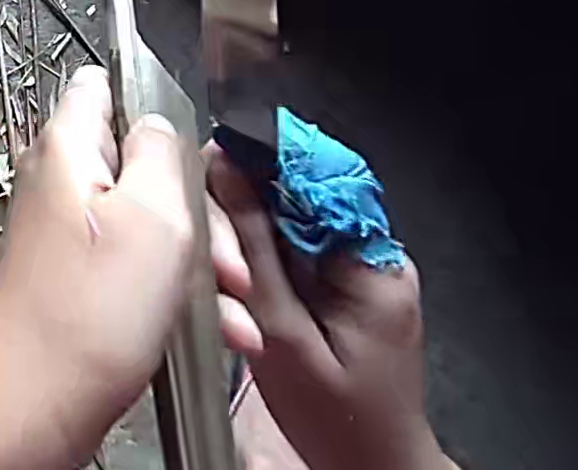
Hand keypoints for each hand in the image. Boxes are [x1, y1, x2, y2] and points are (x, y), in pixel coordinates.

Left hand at [0, 65, 197, 467]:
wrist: (28, 402)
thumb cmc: (93, 307)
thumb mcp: (151, 216)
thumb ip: (160, 153)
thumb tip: (157, 125)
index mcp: (68, 142)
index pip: (102, 84)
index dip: (150, 103)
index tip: (192, 152)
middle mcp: (61, 173)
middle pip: (139, 158)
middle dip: (194, 207)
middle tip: (228, 264)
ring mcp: (66, 221)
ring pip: (145, 214)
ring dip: (195, 258)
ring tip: (235, 311)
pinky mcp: (74, 266)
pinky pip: (131, 256)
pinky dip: (171, 286)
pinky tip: (219, 332)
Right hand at [205, 143, 452, 469]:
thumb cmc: (332, 417)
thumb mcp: (280, 330)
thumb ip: (252, 242)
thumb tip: (223, 163)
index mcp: (370, 259)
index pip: (311, 174)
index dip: (254, 160)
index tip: (207, 172)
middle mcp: (367, 247)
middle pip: (291, 188)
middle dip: (240, 204)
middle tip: (213, 250)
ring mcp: (351, 258)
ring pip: (281, 207)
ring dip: (241, 226)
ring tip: (223, 270)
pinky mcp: (333, 270)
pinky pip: (284, 232)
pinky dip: (252, 242)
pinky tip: (235, 270)